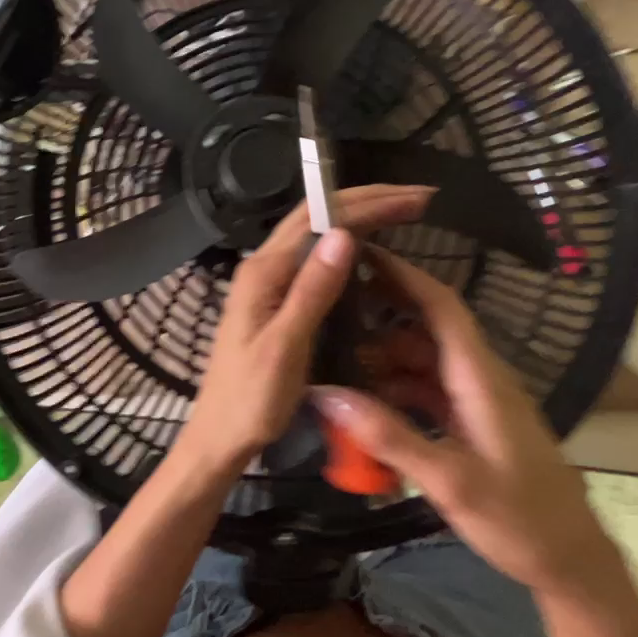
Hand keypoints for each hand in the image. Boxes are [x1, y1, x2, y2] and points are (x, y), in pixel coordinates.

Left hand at [177, 185, 434, 473]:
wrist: (219, 437)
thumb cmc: (250, 400)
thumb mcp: (284, 348)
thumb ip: (312, 291)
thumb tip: (343, 234)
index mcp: (264, 271)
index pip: (318, 217)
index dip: (367, 202)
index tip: (413, 199)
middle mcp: (263, 266)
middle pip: (317, 216)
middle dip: (368, 201)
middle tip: (419, 199)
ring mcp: (268, 282)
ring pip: (316, 233)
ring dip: (359, 217)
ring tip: (402, 213)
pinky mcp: (276, 300)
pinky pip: (314, 257)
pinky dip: (347, 243)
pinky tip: (369, 250)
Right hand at [310, 247, 617, 591]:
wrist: (573, 564)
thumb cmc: (520, 518)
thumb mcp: (451, 482)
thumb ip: (390, 437)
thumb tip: (328, 396)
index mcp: (480, 378)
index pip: (442, 307)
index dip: (405, 275)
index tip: (364, 254)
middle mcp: (479, 378)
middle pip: (426, 328)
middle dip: (382, 313)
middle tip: (330, 306)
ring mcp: (477, 400)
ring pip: (424, 360)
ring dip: (384, 356)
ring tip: (335, 357)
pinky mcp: (473, 423)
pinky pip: (428, 389)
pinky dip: (396, 387)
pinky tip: (365, 401)